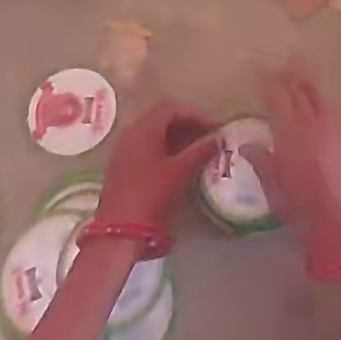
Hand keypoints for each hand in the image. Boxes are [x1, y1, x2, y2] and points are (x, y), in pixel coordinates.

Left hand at [93, 100, 220, 229]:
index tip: (213, 128)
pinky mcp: (122, 165)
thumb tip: (220, 138)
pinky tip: (178, 162)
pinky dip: (164, 147)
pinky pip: (146, 146)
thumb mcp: (179, 171)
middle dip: (186, 124)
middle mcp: (131, 133)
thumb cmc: (151, 195)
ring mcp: (124, 149)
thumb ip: (200, 151)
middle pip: (161, 117)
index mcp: (144, 129)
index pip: (171, 108)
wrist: (120, 231)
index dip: (195, 114)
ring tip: (197, 149)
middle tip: (207, 137)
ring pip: (153, 132)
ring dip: (176, 136)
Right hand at [242, 67, 340, 258]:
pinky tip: (319, 99)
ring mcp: (336, 130)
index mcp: (292, 137)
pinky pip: (333, 108)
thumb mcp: (277, 193)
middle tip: (280, 61)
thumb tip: (248, 145)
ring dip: (307, 80)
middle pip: (301, 91)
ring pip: (320, 96)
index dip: (268, 81)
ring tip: (299, 68)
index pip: (277, 99)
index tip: (257, 68)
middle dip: (289, 73)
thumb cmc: (307, 216)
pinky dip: (322, 98)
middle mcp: (315, 126)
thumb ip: (263, 164)